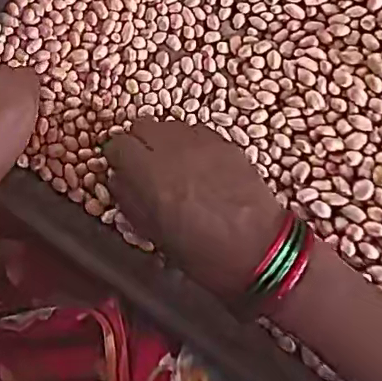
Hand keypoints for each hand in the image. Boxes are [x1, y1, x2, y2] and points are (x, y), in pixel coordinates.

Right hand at [106, 120, 288, 299]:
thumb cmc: (205, 255)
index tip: (120, 168)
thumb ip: (130, 200)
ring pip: (169, 126)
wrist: (265, 254)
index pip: (118, 144)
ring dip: (164, 141)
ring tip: (172, 165)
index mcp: (151, 175)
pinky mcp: (226, 143)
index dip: (116, 156)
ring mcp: (202, 143)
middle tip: (144, 165)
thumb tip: (117, 178)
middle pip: (141, 126)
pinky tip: (197, 166)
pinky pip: (196, 132)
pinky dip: (190, 144)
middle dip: (138, 142)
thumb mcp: (156, 235)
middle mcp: (173, 151)